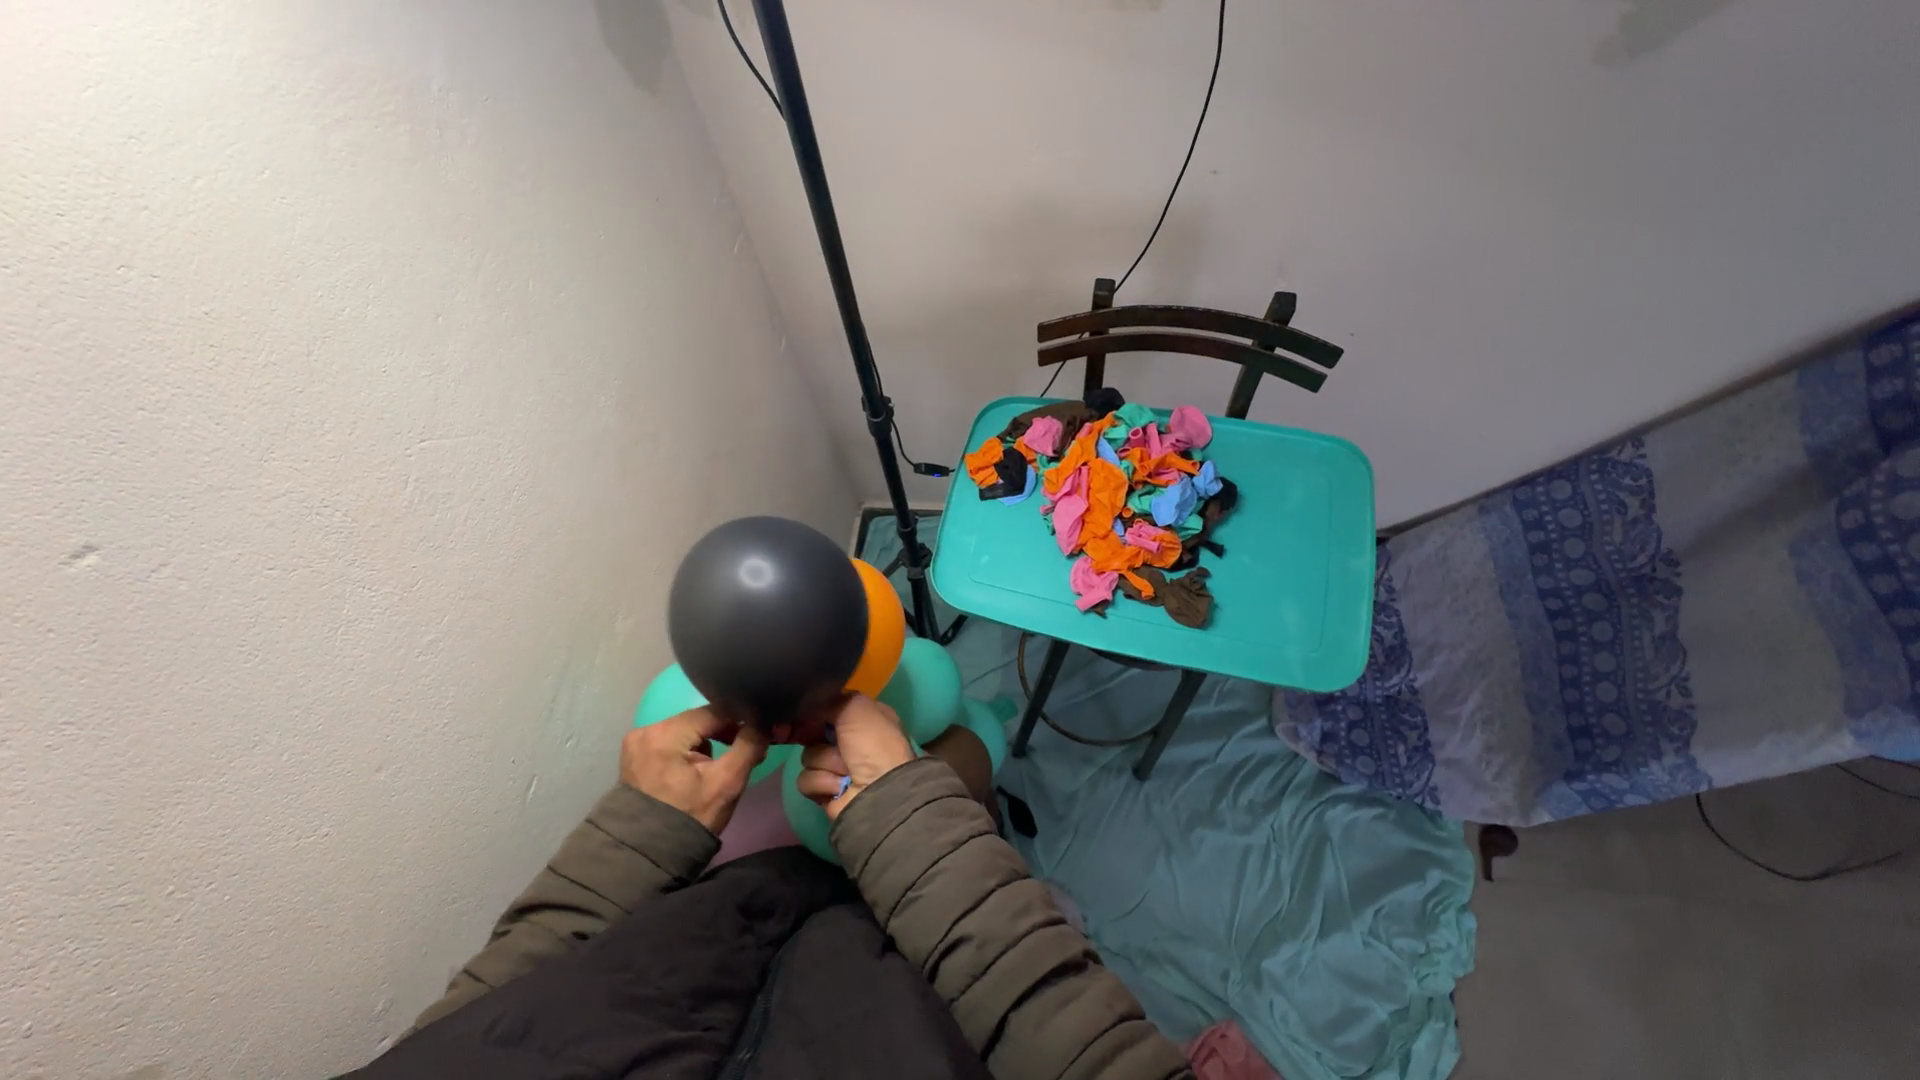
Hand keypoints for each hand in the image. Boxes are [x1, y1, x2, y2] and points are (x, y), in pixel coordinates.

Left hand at [619, 708, 766, 834]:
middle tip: (745, 750)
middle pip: (699, 720)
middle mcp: (646, 730)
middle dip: (724, 732)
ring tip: (719, 765)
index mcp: (665, 733)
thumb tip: (765, 724)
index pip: (714, 712)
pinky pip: (671, 742)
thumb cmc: (690, 817)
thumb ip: (749, 746)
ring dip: (706, 741)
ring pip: (686, 730)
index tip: (760, 733)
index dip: (741, 720)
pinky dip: (688, 750)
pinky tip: (697, 769)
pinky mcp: (635, 756)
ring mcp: (637, 743)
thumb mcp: (727, 782)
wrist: (648, 855)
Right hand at [795, 695, 914, 820]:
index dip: (817, 711)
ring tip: (844, 771)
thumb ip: (831, 699)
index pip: (829, 708)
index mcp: (864, 719)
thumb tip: (810, 708)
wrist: (878, 793)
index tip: (809, 713)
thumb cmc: (874, 744)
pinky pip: (806, 779)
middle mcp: (850, 742)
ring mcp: (837, 767)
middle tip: (828, 741)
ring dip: (825, 762)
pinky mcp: (825, 790)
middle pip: (813, 731)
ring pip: (808, 755)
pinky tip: (839, 786)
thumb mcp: (856, 706)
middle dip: (815, 736)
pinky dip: (822, 782)